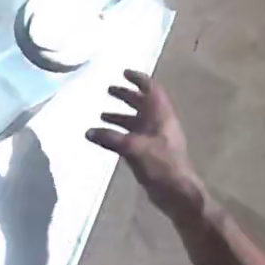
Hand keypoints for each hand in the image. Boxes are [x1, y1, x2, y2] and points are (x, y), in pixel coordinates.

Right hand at [87, 70, 208, 217]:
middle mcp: (159, 124)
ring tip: (102, 114)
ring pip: (137, 120)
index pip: (152, 90)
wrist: (176, 191)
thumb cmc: (160, 165)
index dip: (139, 79)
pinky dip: (120, 132)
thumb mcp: (133, 148)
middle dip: (126, 95)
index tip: (124, 72)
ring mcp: (155, 138)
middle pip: (143, 103)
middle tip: (108, 90)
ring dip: (121, 115)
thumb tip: (89, 132)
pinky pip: (133, 135)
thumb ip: (110, 138)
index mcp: (161, 116)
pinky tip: (106, 136)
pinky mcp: (150, 152)